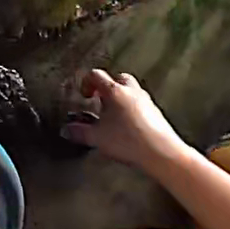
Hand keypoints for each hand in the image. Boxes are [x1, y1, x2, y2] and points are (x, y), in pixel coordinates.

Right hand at [61, 69, 189, 172]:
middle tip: (99, 100)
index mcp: (114, 91)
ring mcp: (146, 101)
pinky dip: (132, 109)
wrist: (162, 153)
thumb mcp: (97, 137)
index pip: (97, 75)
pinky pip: (141, 104)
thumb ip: (80, 132)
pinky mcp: (156, 113)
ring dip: (121, 97)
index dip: (87, 82)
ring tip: (113, 115)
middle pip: (118, 78)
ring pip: (131, 90)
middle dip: (107, 87)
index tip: (84, 95)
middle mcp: (131, 91)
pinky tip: (128, 126)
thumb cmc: (129, 140)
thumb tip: (67, 130)